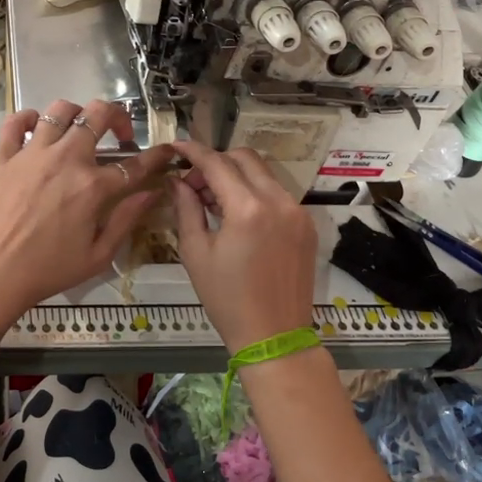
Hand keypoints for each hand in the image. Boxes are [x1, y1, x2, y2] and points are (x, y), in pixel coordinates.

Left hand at [0, 99, 175, 331]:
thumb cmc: (50, 270)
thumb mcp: (99, 255)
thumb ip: (127, 219)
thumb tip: (153, 193)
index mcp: (93, 187)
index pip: (135, 164)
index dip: (156, 155)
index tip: (166, 152)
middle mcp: (65, 160)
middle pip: (98, 115)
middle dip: (118, 116)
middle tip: (120, 134)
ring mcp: (33, 155)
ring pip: (60, 109)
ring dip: (77, 113)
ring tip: (80, 129)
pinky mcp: (5, 158)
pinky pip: (15, 122)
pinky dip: (28, 117)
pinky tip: (38, 129)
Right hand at [169, 141, 318, 352]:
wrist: (274, 336)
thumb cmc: (227, 299)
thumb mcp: (196, 253)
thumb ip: (187, 209)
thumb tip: (178, 181)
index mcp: (247, 209)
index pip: (216, 163)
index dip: (193, 151)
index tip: (175, 145)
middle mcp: (278, 201)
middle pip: (244, 158)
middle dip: (216, 161)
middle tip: (193, 183)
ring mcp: (297, 212)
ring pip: (263, 173)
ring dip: (236, 176)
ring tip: (213, 202)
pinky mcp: (306, 225)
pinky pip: (277, 194)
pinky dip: (254, 193)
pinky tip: (237, 217)